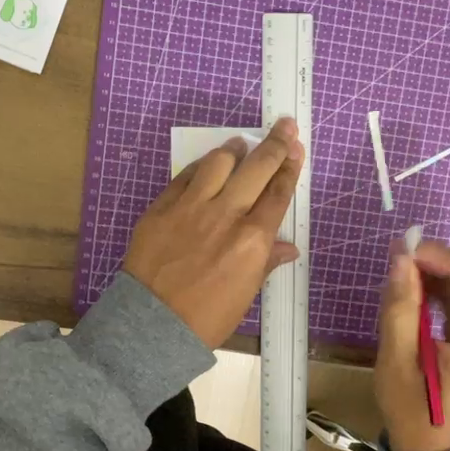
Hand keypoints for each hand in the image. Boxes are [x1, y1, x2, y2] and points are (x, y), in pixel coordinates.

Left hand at [123, 121, 303, 347]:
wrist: (153, 325)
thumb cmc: (207, 319)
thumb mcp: (245, 295)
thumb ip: (265, 263)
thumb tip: (287, 247)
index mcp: (252, 240)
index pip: (277, 194)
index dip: (290, 168)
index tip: (296, 148)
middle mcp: (226, 215)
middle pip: (256, 169)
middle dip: (274, 144)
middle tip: (284, 125)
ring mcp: (191, 208)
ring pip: (218, 162)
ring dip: (234, 150)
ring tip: (240, 144)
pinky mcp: (161, 208)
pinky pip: (186, 176)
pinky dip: (202, 166)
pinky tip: (208, 164)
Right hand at [374, 241, 449, 450]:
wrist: (427, 449)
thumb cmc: (410, 409)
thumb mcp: (396, 360)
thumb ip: (400, 308)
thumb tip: (401, 260)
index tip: (412, 252)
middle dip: (442, 263)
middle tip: (402, 256)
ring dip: (440, 274)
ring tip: (403, 269)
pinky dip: (441, 291)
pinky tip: (415, 289)